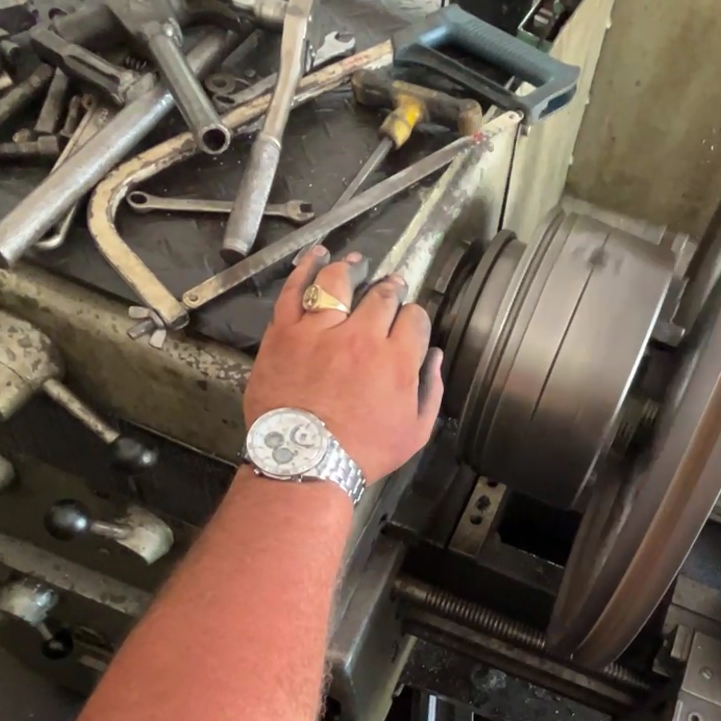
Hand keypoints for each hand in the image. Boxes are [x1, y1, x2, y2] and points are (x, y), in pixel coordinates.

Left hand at [244, 247, 444, 481]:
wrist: (305, 463)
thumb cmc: (364, 453)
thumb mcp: (416, 432)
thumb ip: (431, 390)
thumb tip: (434, 357)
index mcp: (397, 360)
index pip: (414, 318)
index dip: (415, 317)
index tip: (409, 322)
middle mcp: (362, 336)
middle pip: (382, 296)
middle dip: (391, 289)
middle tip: (392, 287)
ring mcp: (320, 331)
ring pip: (340, 283)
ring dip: (353, 269)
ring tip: (357, 264)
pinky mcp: (286, 333)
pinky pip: (296, 291)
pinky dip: (306, 269)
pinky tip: (316, 257)